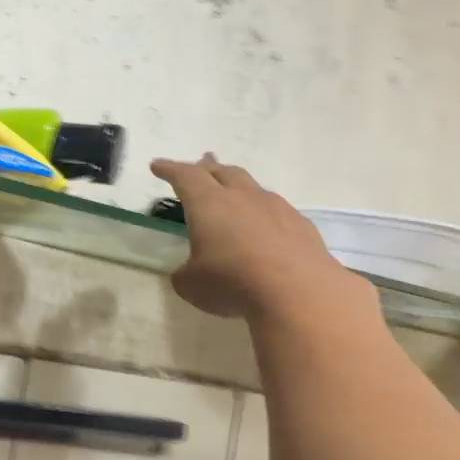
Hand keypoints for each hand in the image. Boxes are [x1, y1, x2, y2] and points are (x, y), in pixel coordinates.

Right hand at [150, 154, 369, 320]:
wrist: (301, 293)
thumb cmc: (233, 282)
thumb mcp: (190, 283)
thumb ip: (186, 271)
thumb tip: (192, 270)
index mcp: (208, 204)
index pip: (185, 176)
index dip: (169, 169)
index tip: (157, 165)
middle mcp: (242, 198)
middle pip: (224, 172)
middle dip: (207, 168)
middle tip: (199, 165)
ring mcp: (276, 209)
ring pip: (252, 187)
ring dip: (237, 186)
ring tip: (231, 192)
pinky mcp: (301, 225)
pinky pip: (275, 208)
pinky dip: (261, 210)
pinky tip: (261, 224)